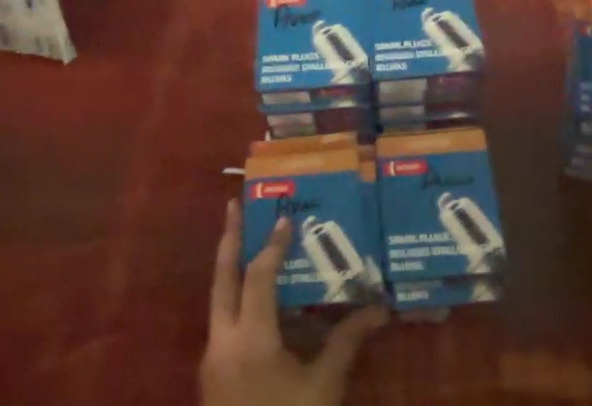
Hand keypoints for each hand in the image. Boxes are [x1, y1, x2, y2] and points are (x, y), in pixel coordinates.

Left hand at [201, 200, 387, 405]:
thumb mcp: (324, 387)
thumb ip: (346, 342)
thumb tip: (380, 308)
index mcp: (249, 340)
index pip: (259, 278)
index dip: (275, 247)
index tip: (288, 219)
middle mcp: (222, 341)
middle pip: (221, 278)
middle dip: (229, 239)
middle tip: (235, 204)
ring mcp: (212, 358)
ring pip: (216, 299)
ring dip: (230, 268)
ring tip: (245, 240)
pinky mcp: (213, 374)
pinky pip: (222, 323)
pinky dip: (236, 299)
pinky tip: (255, 298)